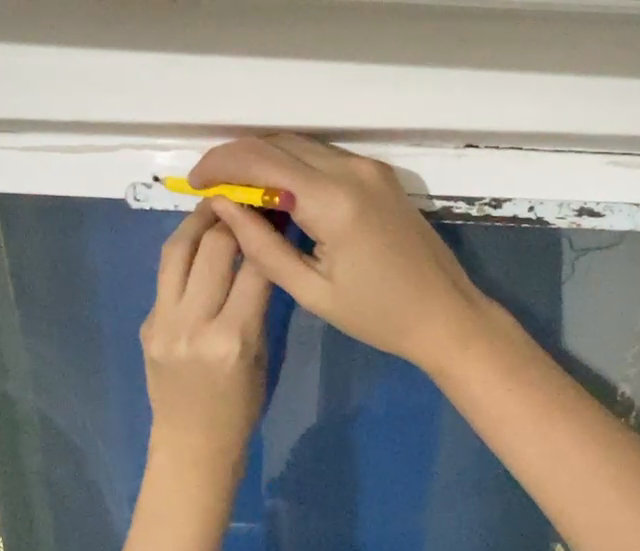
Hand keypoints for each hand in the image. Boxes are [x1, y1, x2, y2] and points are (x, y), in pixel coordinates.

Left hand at [140, 202, 271, 464]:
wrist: (193, 446)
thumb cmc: (241, 411)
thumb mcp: (262, 359)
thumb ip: (258, 308)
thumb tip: (262, 257)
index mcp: (234, 339)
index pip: (255, 267)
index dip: (269, 233)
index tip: (280, 213)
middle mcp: (194, 325)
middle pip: (213, 245)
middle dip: (233, 215)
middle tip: (249, 198)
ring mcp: (163, 323)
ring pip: (178, 249)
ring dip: (199, 221)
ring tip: (217, 207)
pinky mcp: (146, 324)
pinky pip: (166, 276)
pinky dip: (183, 253)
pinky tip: (198, 243)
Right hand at [189, 134, 499, 370]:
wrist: (446, 315)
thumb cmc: (378, 316)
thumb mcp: (313, 291)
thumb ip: (264, 247)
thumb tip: (224, 208)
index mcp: (333, 201)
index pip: (261, 161)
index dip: (221, 166)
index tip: (194, 184)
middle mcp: (352, 170)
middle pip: (279, 144)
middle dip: (238, 159)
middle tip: (210, 189)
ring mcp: (370, 169)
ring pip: (302, 147)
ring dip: (265, 162)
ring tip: (237, 194)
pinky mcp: (380, 176)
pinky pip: (325, 160)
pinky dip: (293, 169)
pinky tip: (277, 197)